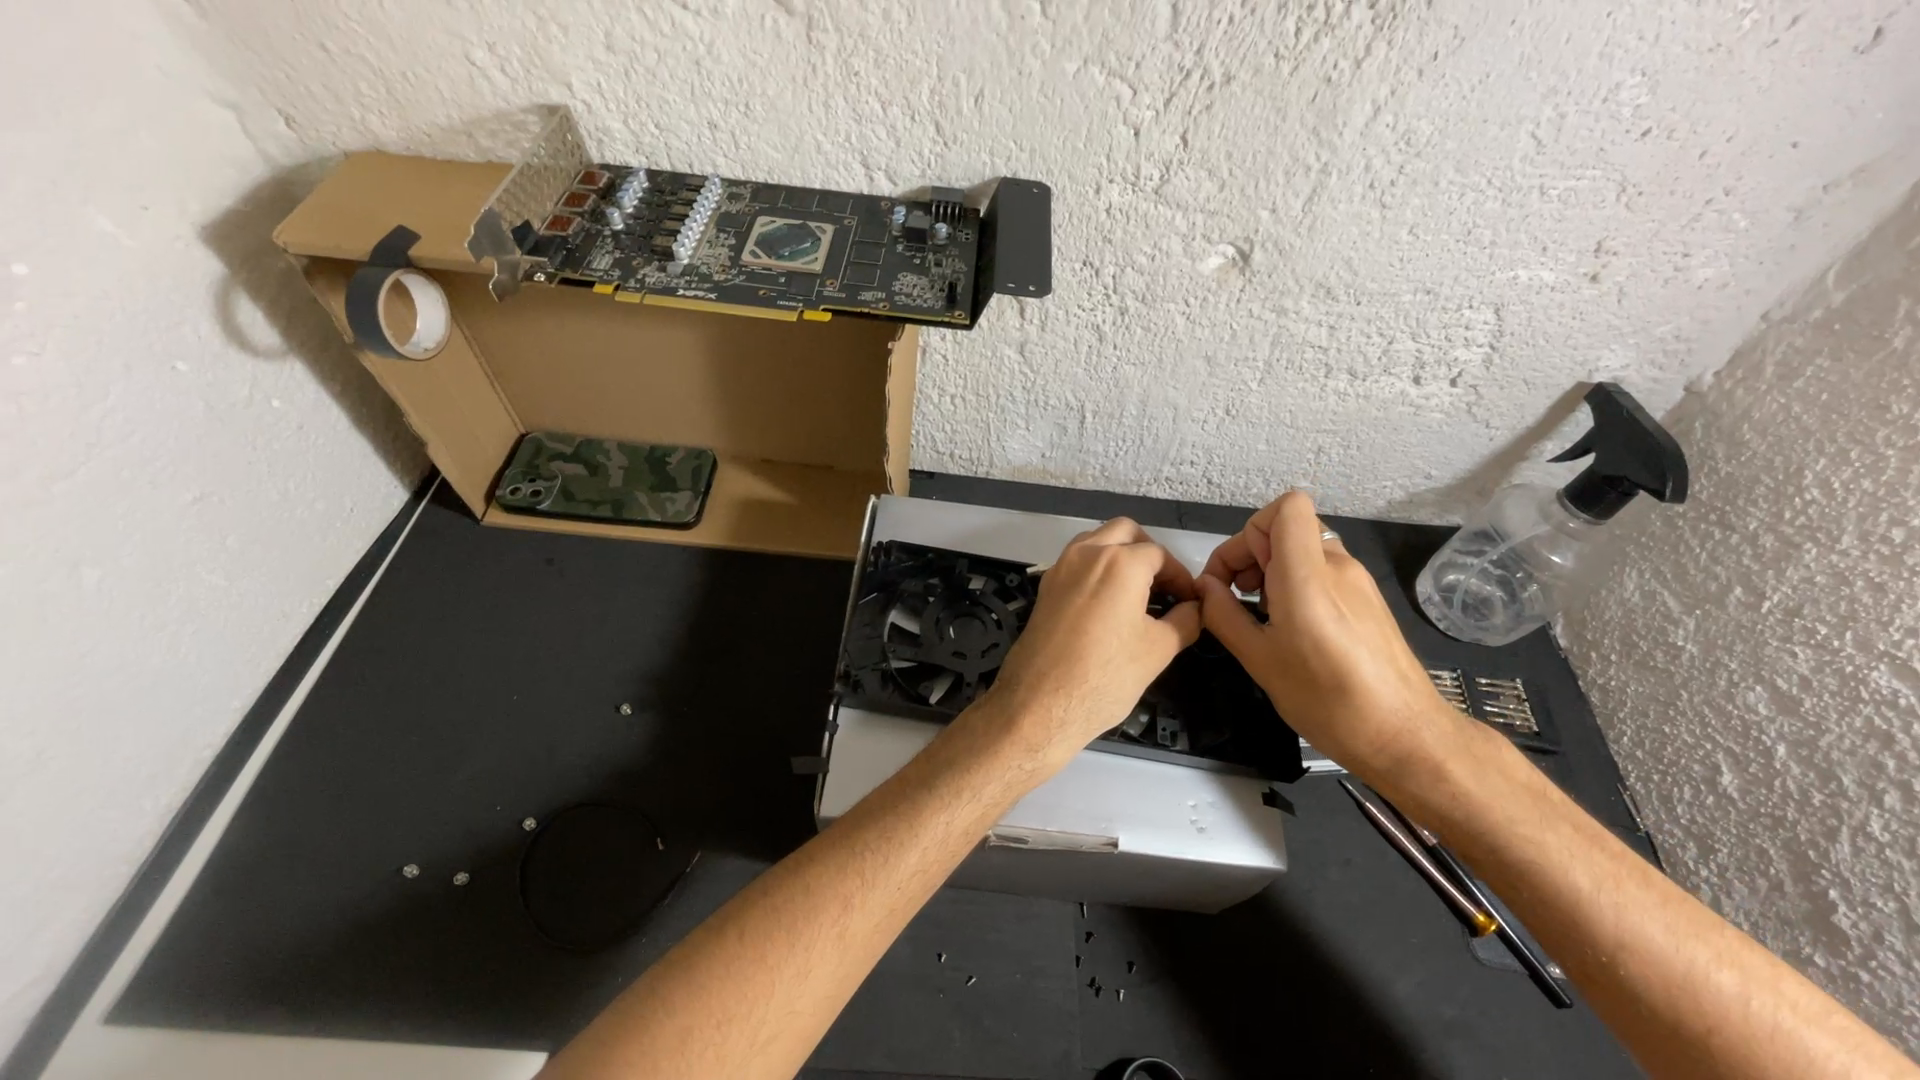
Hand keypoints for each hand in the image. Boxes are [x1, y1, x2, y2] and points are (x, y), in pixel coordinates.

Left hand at [978, 518, 1202, 769]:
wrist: (1039, 704)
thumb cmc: (1104, 677)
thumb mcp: (1158, 650)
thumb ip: (1185, 621)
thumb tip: (1196, 609)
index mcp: (1120, 562)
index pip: (1161, 555)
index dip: (1181, 578)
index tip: (1189, 601)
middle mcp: (1087, 553)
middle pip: (1125, 533)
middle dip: (1148, 553)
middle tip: (1164, 587)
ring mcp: (1061, 567)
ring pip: (1096, 541)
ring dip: (1119, 555)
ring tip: (1137, 593)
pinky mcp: (1045, 587)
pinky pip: (1076, 562)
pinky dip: (1095, 569)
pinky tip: (1108, 604)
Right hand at [1197, 491, 1470, 781]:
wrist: (1403, 736)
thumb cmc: (1326, 700)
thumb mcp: (1259, 660)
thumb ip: (1223, 615)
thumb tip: (1205, 588)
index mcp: (1308, 575)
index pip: (1288, 507)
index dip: (1252, 528)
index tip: (1236, 575)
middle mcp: (1338, 567)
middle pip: (1289, 528)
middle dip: (1252, 555)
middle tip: (1234, 600)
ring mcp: (1359, 582)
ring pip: (1306, 552)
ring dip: (1273, 572)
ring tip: (1261, 619)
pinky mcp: (1370, 602)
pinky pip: (1324, 574)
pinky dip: (1298, 587)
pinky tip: (1291, 631)